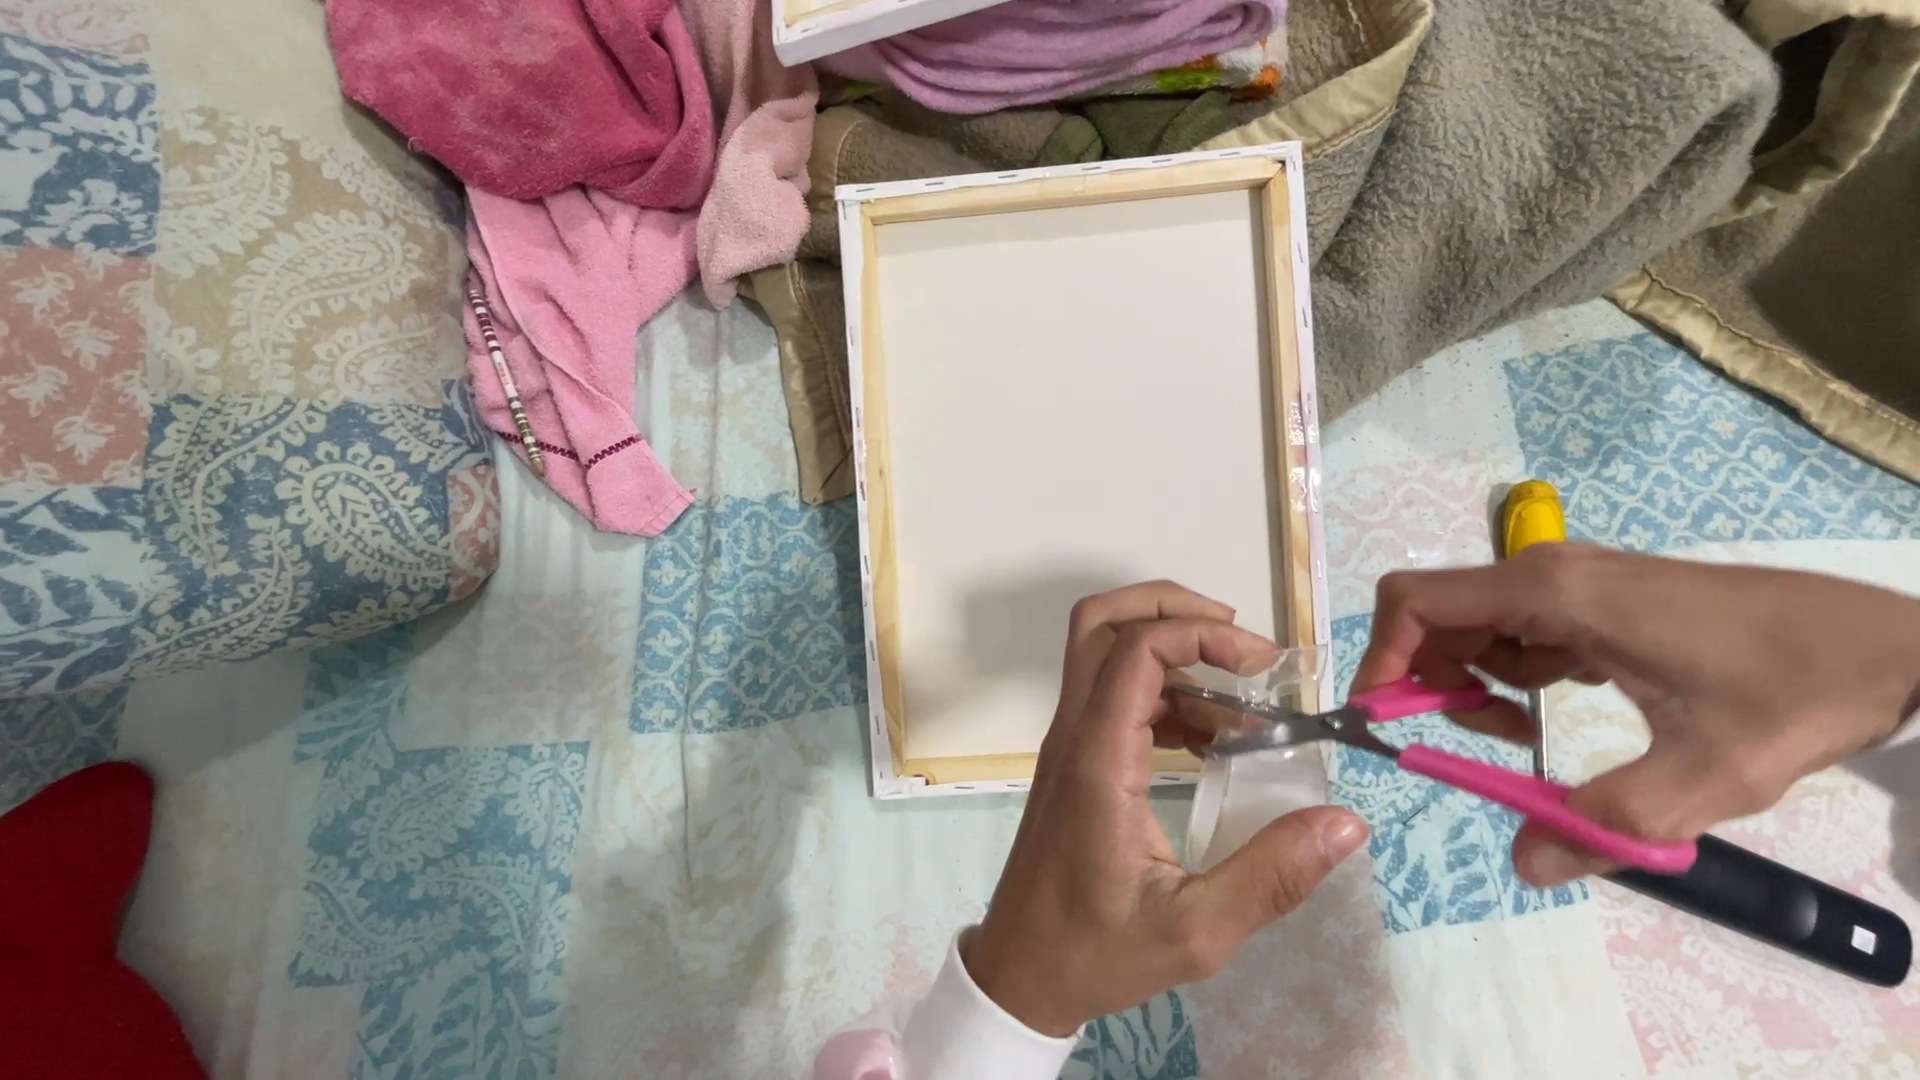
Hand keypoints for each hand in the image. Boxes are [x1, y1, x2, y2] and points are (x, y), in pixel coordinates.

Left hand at [965, 582, 1368, 1036]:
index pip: (1136, 649)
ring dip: (1171, 653)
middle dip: (1170, 608)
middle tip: (1239, 642)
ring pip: (1105, 652)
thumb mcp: (1196, 930)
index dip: (1199, 633)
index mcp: (1099, 758)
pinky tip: (1212, 739)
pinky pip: (1114, 696)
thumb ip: (1271, 876)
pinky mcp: (1076, 759)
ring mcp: (1069, 742)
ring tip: (1244, 699)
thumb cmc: (1099, 950)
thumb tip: (1345, 821)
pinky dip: (1163, 693)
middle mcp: (1075, 732)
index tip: (1262, 665)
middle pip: (1101, 622)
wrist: (1022, 969)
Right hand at [1354, 543, 1919, 886]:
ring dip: (1469, 683)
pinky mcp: (1583, 595)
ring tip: (1520, 735)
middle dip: (1427, 681)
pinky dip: (1505, 674)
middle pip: (1434, 617)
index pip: (1415, 603)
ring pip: (1468, 626)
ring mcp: (1564, 580)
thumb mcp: (1710, 772)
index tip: (1383, 716)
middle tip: (1463, 741)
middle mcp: (1542, 573)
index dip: (1381, 656)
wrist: (1898, 646)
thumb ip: (1612, 821)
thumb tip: (1527, 867)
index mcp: (1550, 593)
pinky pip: (1508, 630)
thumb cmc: (1793, 692)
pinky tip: (1546, 708)